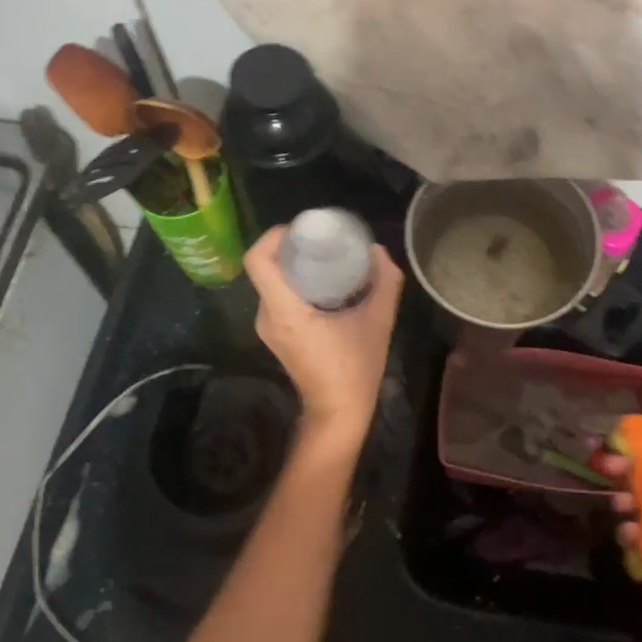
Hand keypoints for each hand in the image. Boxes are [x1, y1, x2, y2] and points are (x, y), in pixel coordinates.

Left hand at [243, 225, 404, 437]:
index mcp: (285, 310)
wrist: (338, 412)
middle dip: (291, 248)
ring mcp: (268, 327)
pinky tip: (324, 284)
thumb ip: (384, 282)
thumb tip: (379, 250)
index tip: (303, 229)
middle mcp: (267, 315)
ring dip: (294, 266)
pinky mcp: (276, 334)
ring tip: (325, 258)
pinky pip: (278, 296)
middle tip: (322, 240)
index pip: (258, 260)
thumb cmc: (355, 369)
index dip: (274, 236)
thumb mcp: (378, 322)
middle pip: (266, 267)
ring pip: (272, 281)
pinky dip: (296, 283)